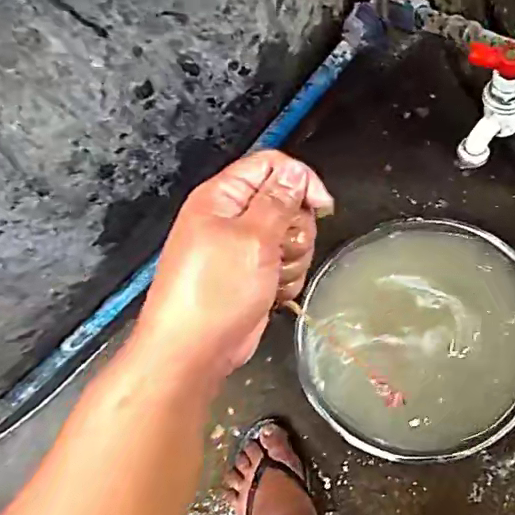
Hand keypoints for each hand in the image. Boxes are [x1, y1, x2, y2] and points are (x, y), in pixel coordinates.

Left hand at [136, 151, 333, 378]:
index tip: (320, 206)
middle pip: (289, 203)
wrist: (194, 349)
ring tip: (269, 275)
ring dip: (292, 259)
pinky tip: (269, 291)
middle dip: (296, 229)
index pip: (272, 166)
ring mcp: (244, 248)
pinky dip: (285, 279)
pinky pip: (287, 265)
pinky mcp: (254, 274)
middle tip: (279, 248)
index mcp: (222, 197)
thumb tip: (295, 173)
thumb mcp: (252, 238)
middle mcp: (232, 218)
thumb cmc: (210, 295)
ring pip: (292, 238)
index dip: (301, 181)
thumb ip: (278, 201)